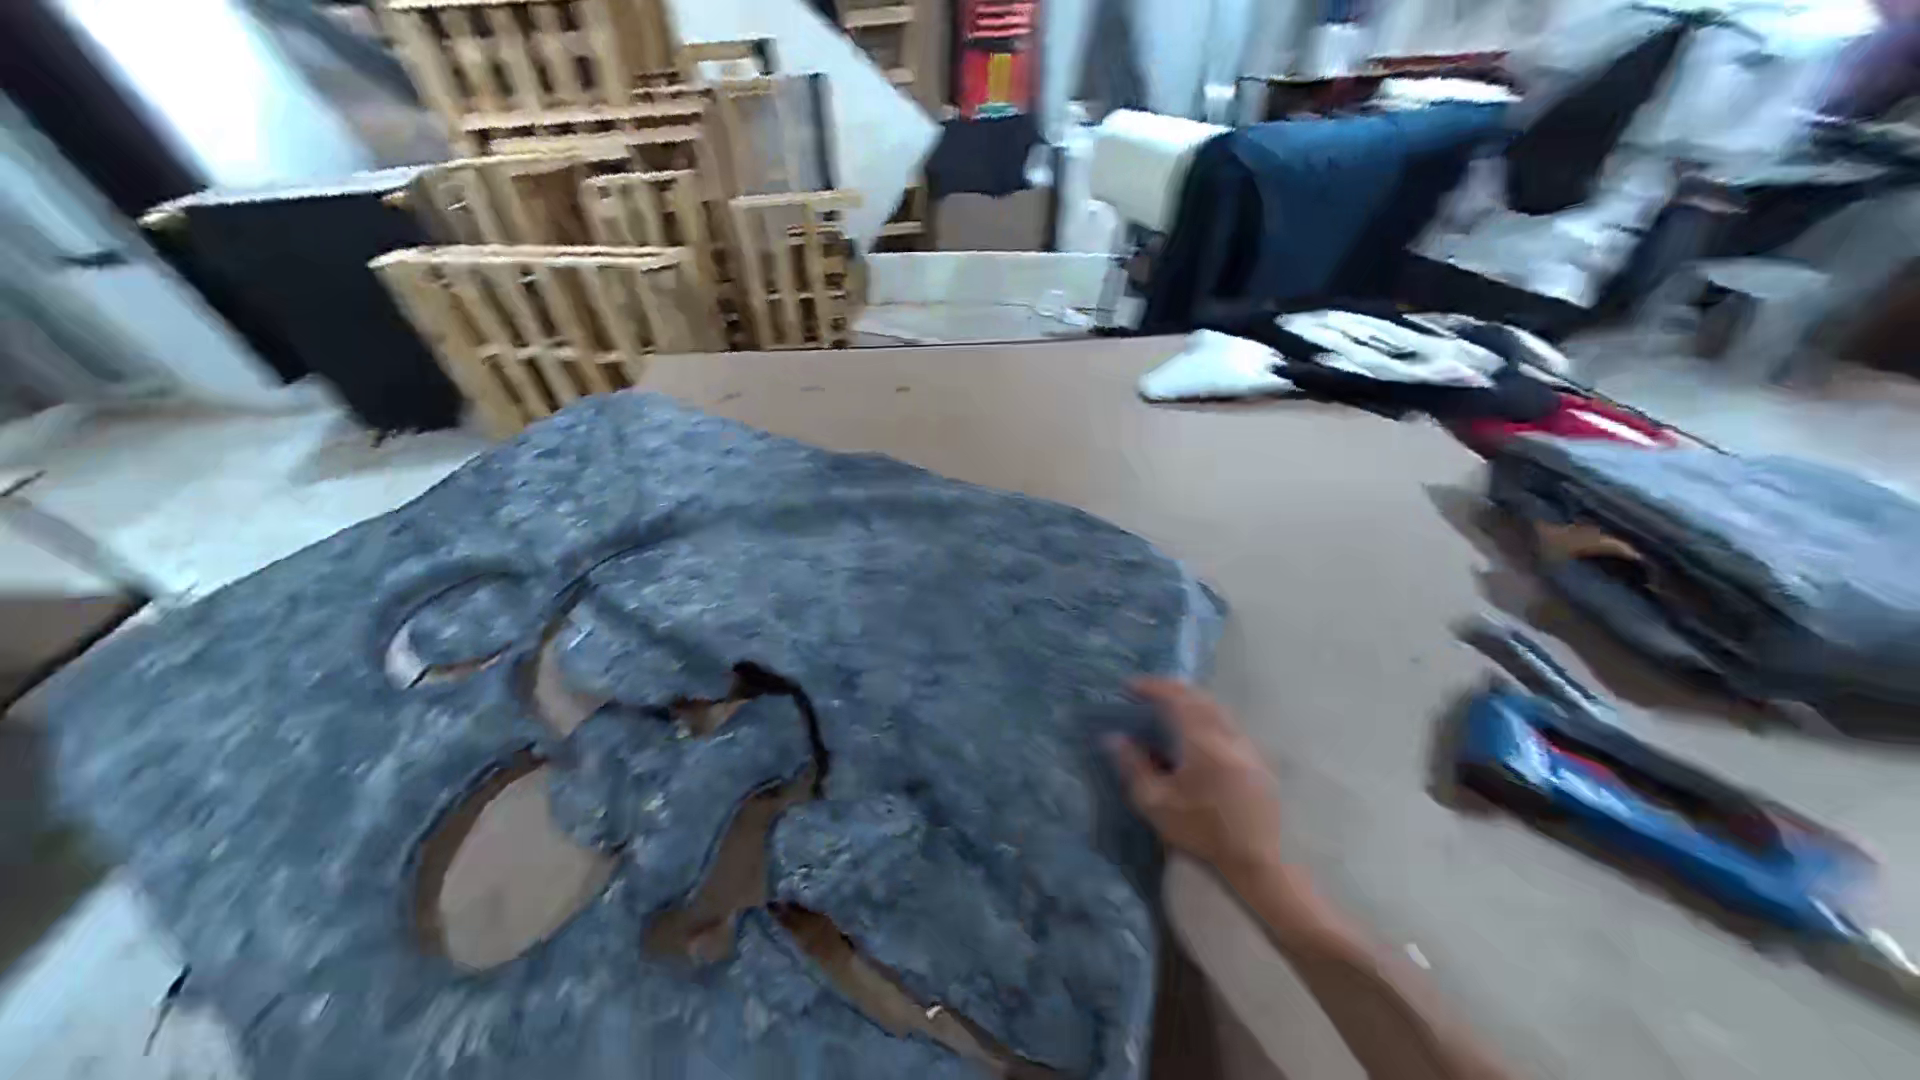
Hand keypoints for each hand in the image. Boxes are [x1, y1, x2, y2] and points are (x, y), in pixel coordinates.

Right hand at [1107, 678, 1286, 884]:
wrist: (1255, 863)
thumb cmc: (1201, 833)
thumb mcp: (1156, 803)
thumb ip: (1133, 766)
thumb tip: (1114, 737)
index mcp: (1202, 743)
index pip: (1176, 700)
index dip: (1152, 687)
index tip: (1129, 686)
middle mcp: (1228, 737)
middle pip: (1199, 697)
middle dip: (1172, 688)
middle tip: (1148, 690)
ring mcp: (1247, 747)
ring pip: (1217, 709)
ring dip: (1191, 700)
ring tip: (1169, 705)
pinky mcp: (1257, 760)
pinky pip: (1228, 724)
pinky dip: (1207, 716)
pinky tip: (1196, 730)